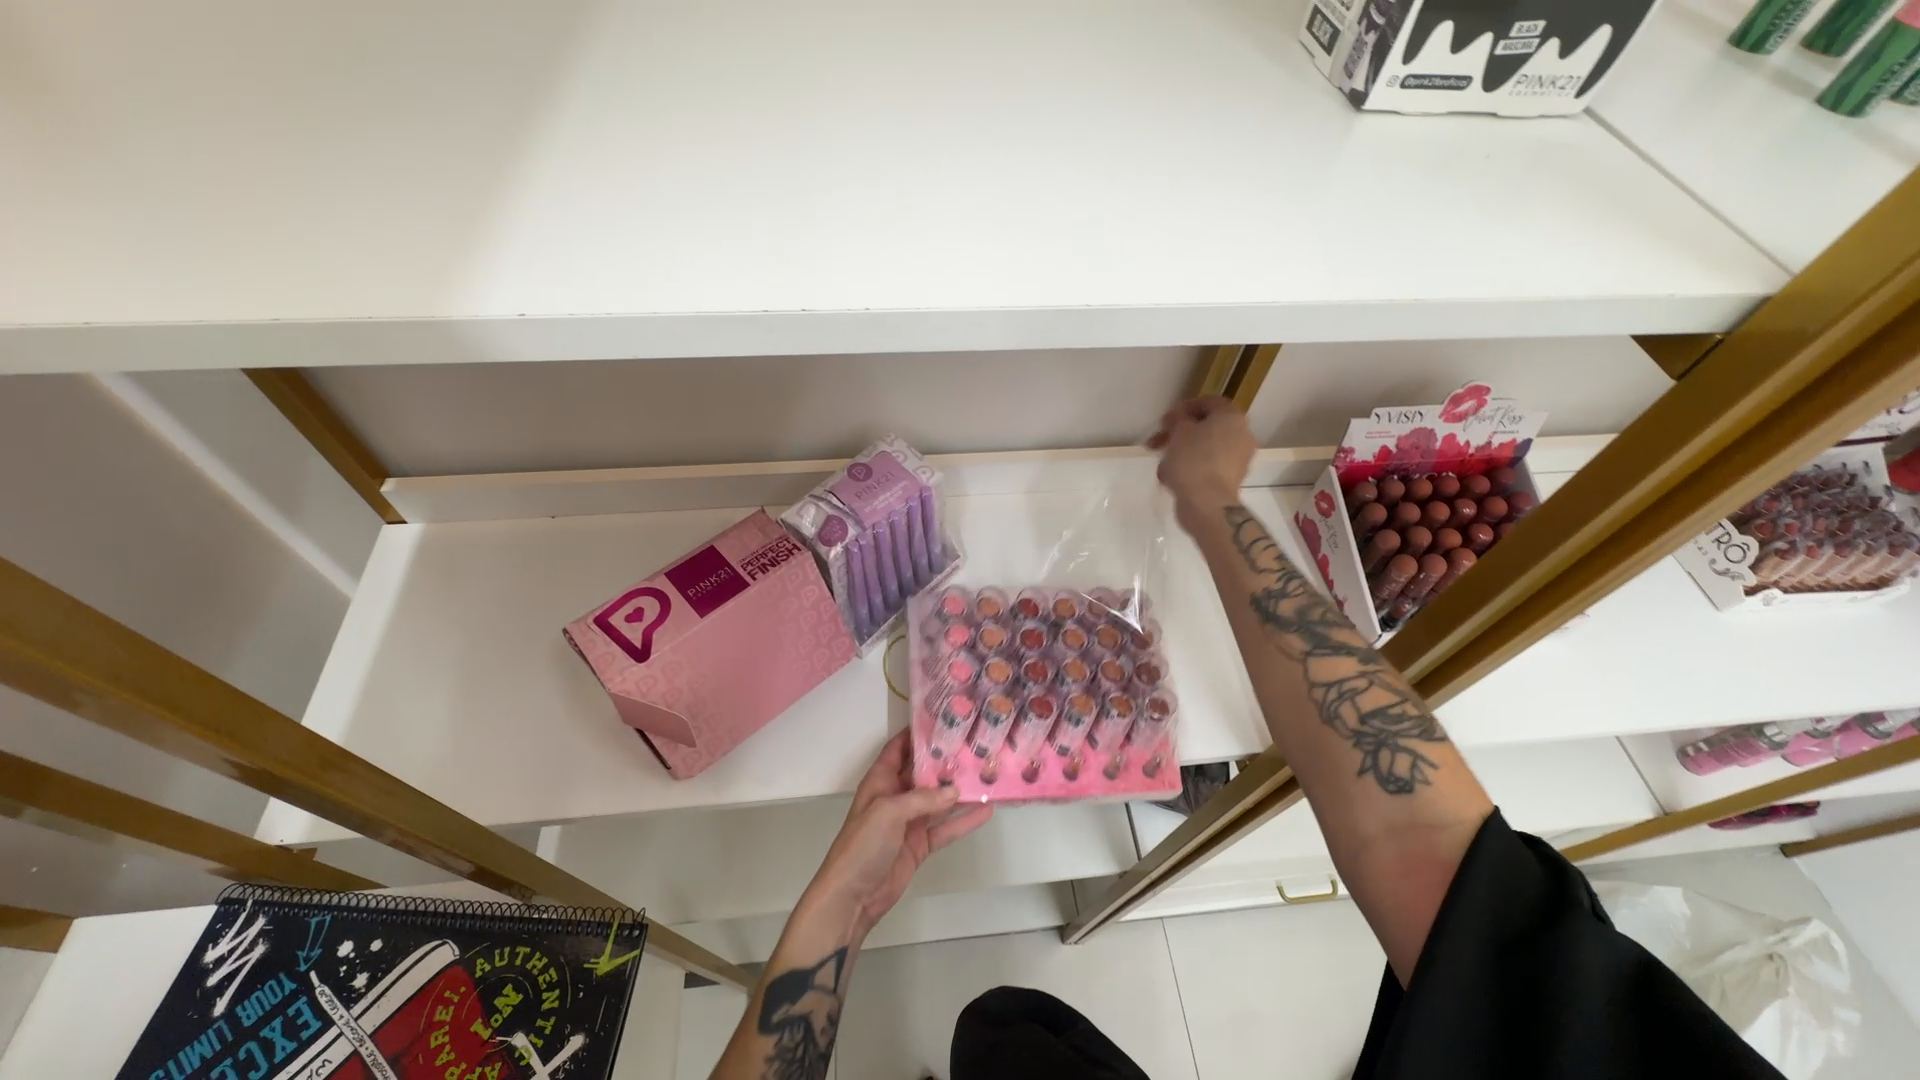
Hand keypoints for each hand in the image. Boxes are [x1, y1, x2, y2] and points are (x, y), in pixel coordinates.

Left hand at [799, 731, 993, 940]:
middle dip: (946, 761)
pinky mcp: (919, 845)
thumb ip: (922, 799)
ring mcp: (909, 822)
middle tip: (976, 746)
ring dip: (959, 791)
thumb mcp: (888, 812)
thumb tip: (955, 790)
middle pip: (923, 773)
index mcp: (880, 782)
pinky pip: (945, 828)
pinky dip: (963, 821)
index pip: (898, 749)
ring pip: (939, 800)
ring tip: (987, 775)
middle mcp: (895, 797)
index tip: (943, 720)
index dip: (916, 734)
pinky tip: (986, 812)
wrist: (852, 897)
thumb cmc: (862, 846)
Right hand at [1148, 396, 1256, 532]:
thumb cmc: (1192, 460)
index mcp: (1232, 417)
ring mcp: (1239, 459)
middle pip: (1206, 427)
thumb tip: (1179, 417)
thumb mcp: (1179, 431)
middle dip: (1179, 434)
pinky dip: (1192, 469)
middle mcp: (1241, 435)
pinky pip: (1208, 466)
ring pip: (1205, 448)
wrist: (1207, 504)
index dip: (1185, 408)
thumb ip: (1178, 418)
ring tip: (1163, 465)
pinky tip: (1172, 478)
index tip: (1166, 420)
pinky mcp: (1231, 479)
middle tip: (1158, 442)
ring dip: (1183, 453)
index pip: (1209, 402)